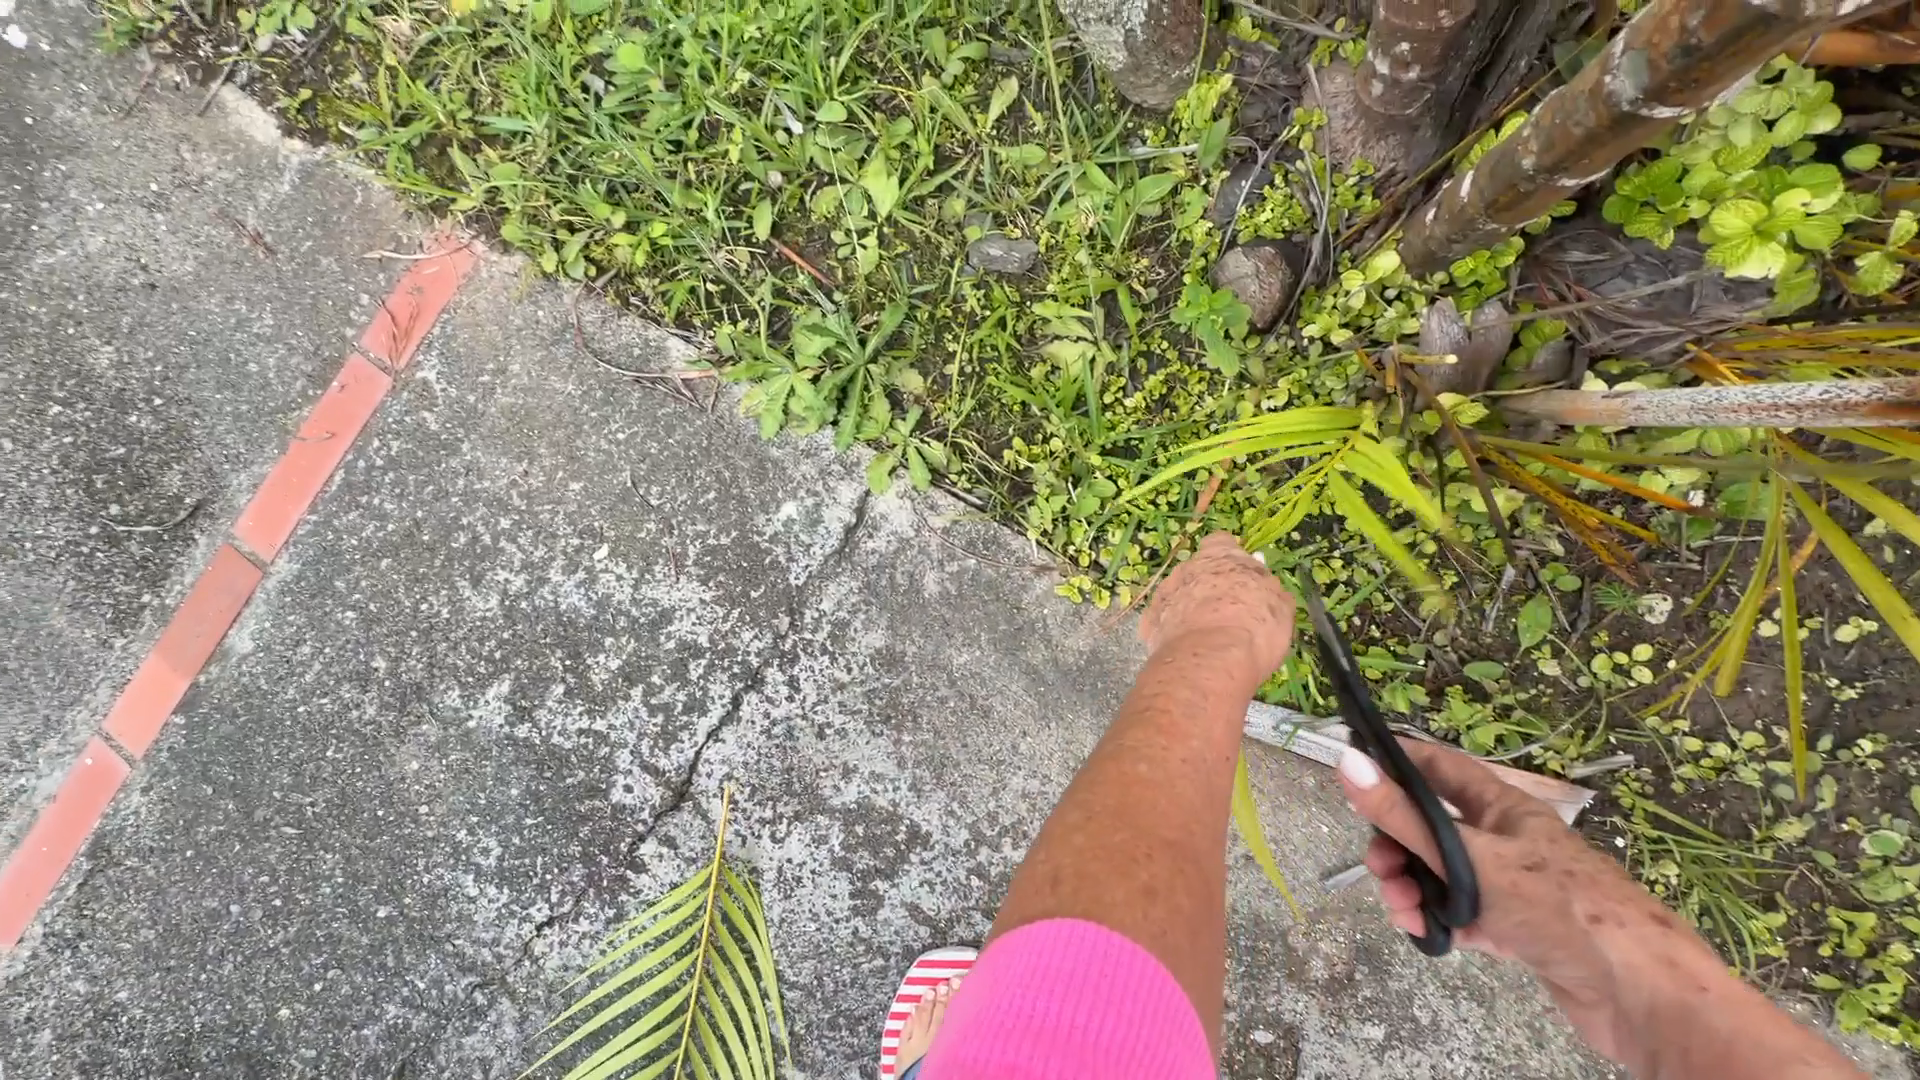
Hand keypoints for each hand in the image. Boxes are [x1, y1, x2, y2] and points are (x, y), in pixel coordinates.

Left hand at [1139, 533, 1294, 685]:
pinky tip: (1188, 650)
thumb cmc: (1254, 627)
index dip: (1228, 557)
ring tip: (1207, 637)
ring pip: (1177, 596)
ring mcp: (1163, 594)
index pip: (1220, 542)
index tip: (1238, 574)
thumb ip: (1267, 589)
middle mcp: (1187, 568)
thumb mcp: (1277, 606)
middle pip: (1196, 570)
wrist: (1210, 659)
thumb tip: (1265, 585)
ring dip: (1188, 610)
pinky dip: (1173, 633)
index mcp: (1220, 557)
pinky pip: (1162, 622)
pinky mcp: (1149, 622)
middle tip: (1226, 612)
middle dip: (1207, 587)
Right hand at [1339, 738, 1722, 1064]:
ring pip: (1441, 873)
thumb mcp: (1468, 858)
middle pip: (1431, 827)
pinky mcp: (1515, 929)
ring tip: (1400, 909)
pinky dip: (1436, 919)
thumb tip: (1346, 761)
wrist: (1645, 999)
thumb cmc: (1558, 908)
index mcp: (1502, 808)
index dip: (1397, 761)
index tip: (1354, 770)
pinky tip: (1424, 933)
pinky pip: (1458, 913)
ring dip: (1411, 886)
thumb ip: (1403, 816)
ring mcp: (1511, 886)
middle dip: (1396, 844)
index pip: (1439, 766)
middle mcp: (1504, 840)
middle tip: (1378, 866)